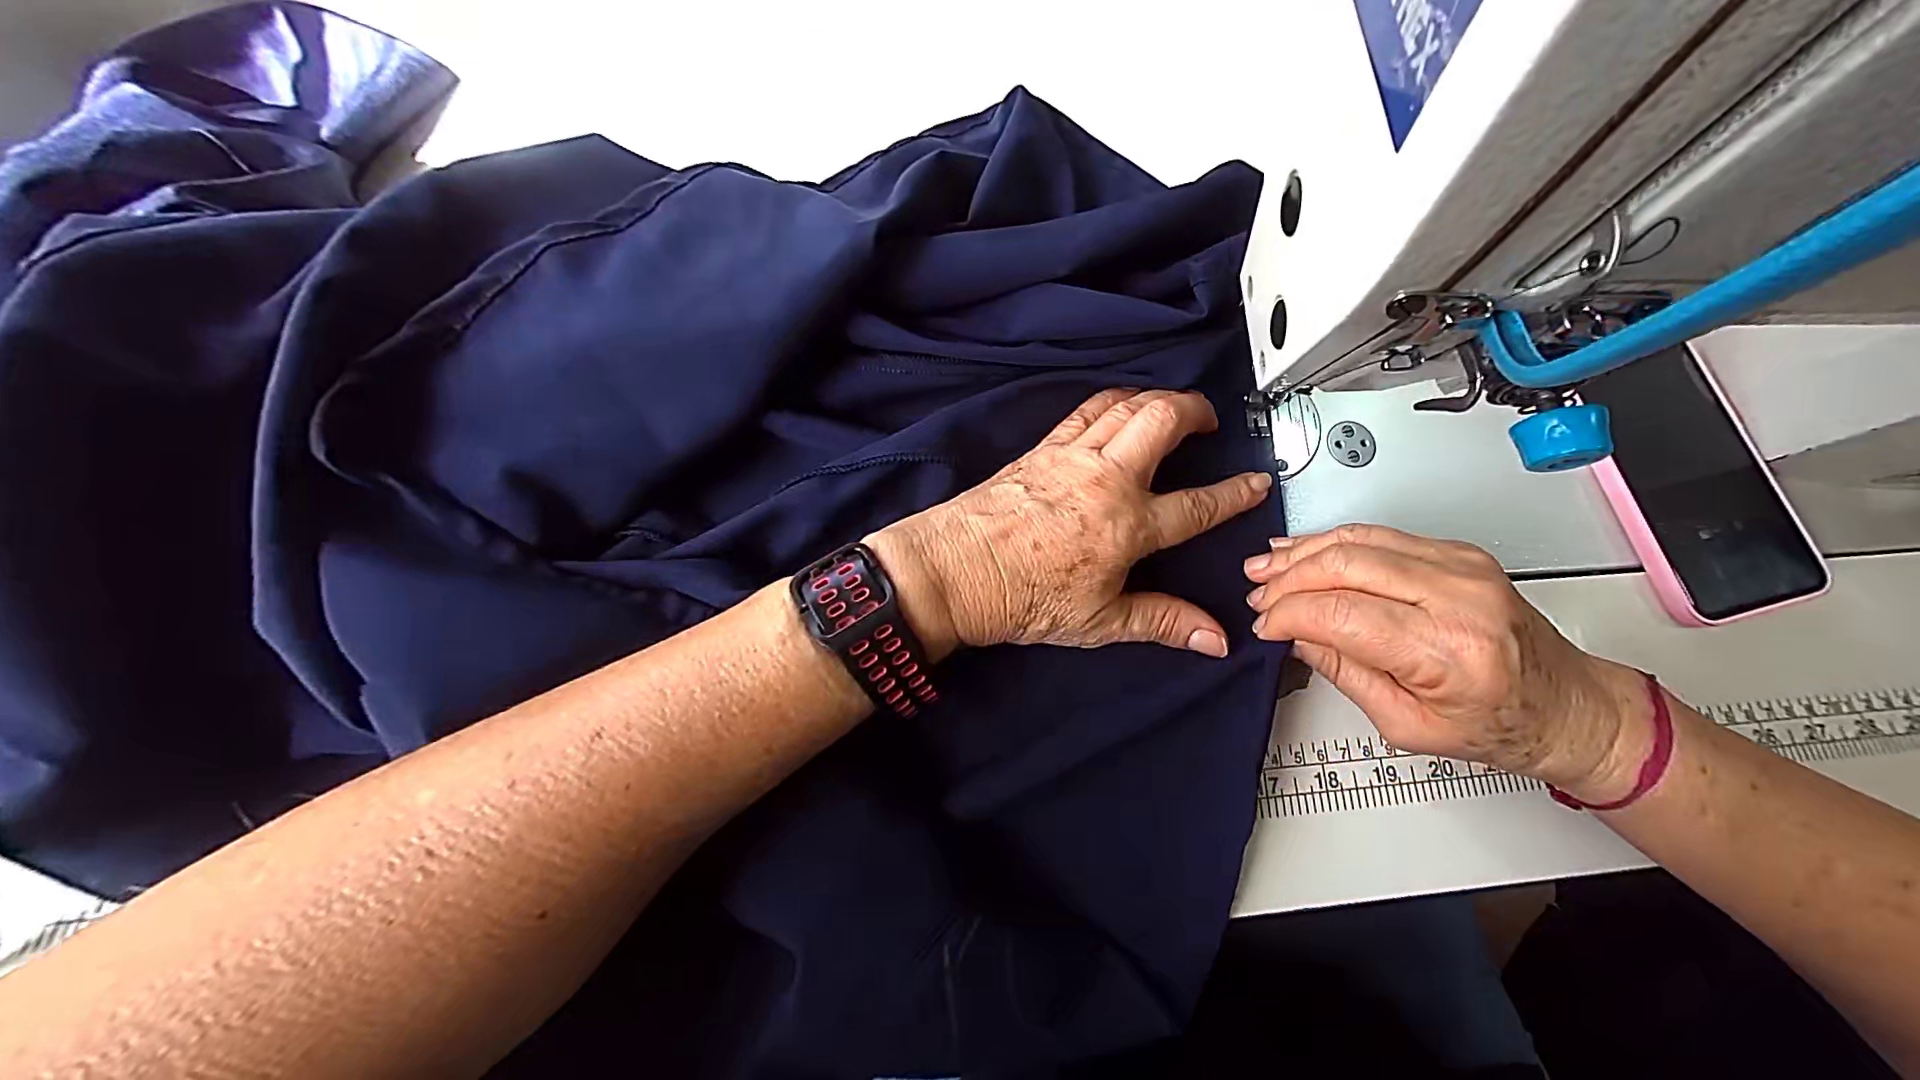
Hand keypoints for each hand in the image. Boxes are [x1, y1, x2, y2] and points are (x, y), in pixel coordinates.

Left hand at [868, 388, 1272, 660]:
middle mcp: (1105, 480)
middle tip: (1208, 418)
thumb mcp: (1099, 622)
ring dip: (1155, 397)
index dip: (1234, 492)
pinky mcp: (1041, 450)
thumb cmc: (1018, 597)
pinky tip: (1114, 407)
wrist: (953, 572)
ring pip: (1125, 405)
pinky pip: (1084, 411)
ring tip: (1169, 405)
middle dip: (1196, 410)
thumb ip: (1163, 622)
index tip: (1253, 482)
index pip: (1198, 504)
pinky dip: (1109, 401)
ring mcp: (1071, 458)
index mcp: (1128, 526)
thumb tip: (1213, 638)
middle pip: (1164, 421)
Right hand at [1243, 524, 1651, 802]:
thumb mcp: (1406, 723)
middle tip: (1258, 595)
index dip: (1286, 614)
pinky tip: (1304, 551)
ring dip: (1302, 552)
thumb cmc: (1501, 724)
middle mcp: (1460, 598)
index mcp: (1448, 651)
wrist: (1568, 706)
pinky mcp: (1457, 553)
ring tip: (1266, 567)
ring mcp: (1461, 567)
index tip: (1265, 626)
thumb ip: (1343, 672)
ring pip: (1356, 539)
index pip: (1338, 613)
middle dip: (1287, 578)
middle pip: (1343, 565)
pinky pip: (1378, 534)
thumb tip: (1296, 635)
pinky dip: (1332, 542)